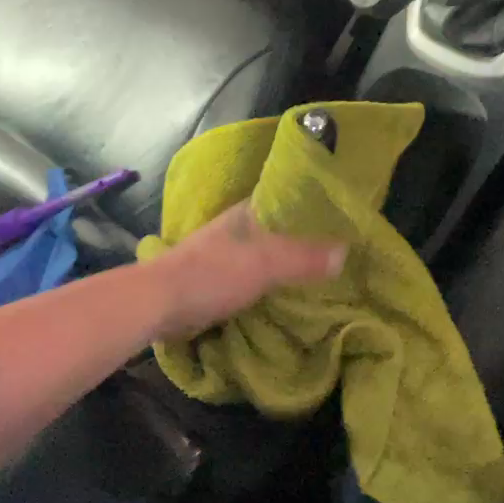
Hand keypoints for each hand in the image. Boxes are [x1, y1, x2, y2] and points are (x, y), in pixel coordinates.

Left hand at [148, 200, 345, 340]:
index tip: (344, 218)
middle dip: (306, 237)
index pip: (289, 198)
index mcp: (248, 212)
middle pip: (281, 227)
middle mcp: (238, 227)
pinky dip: (273, 281)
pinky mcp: (218, 278)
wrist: (158, 303)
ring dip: (290, 261)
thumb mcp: (266, 263)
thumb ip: (304, 257)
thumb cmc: (213, 273)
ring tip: (323, 273)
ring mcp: (226, 252)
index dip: (315, 206)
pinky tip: (290, 293)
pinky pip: (256, 275)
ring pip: (268, 252)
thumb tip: (345, 252)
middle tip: (342, 250)